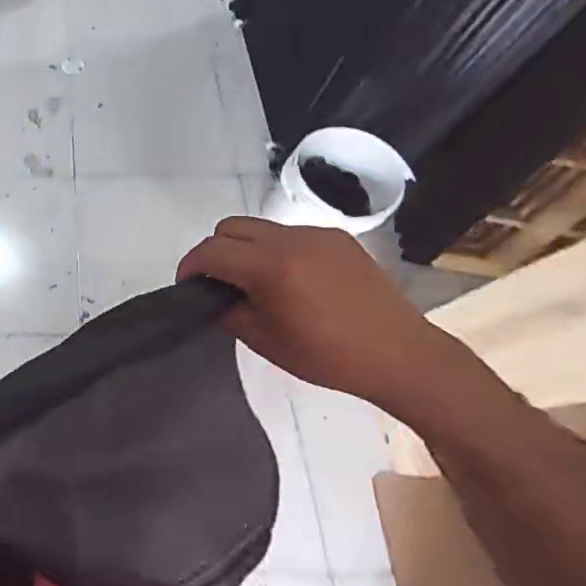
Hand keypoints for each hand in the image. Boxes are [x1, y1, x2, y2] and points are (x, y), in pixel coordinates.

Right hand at [177, 217, 460, 410]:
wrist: (398, 352)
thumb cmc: (330, 358)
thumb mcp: (268, 343)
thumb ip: (231, 314)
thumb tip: (213, 298)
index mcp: (273, 268)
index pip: (213, 251)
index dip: (191, 266)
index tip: (187, 287)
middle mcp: (292, 238)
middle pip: (232, 227)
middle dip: (215, 251)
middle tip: (218, 285)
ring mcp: (317, 233)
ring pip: (261, 227)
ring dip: (246, 248)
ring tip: (257, 284)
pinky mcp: (337, 237)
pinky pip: (291, 233)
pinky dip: (277, 249)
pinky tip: (292, 280)